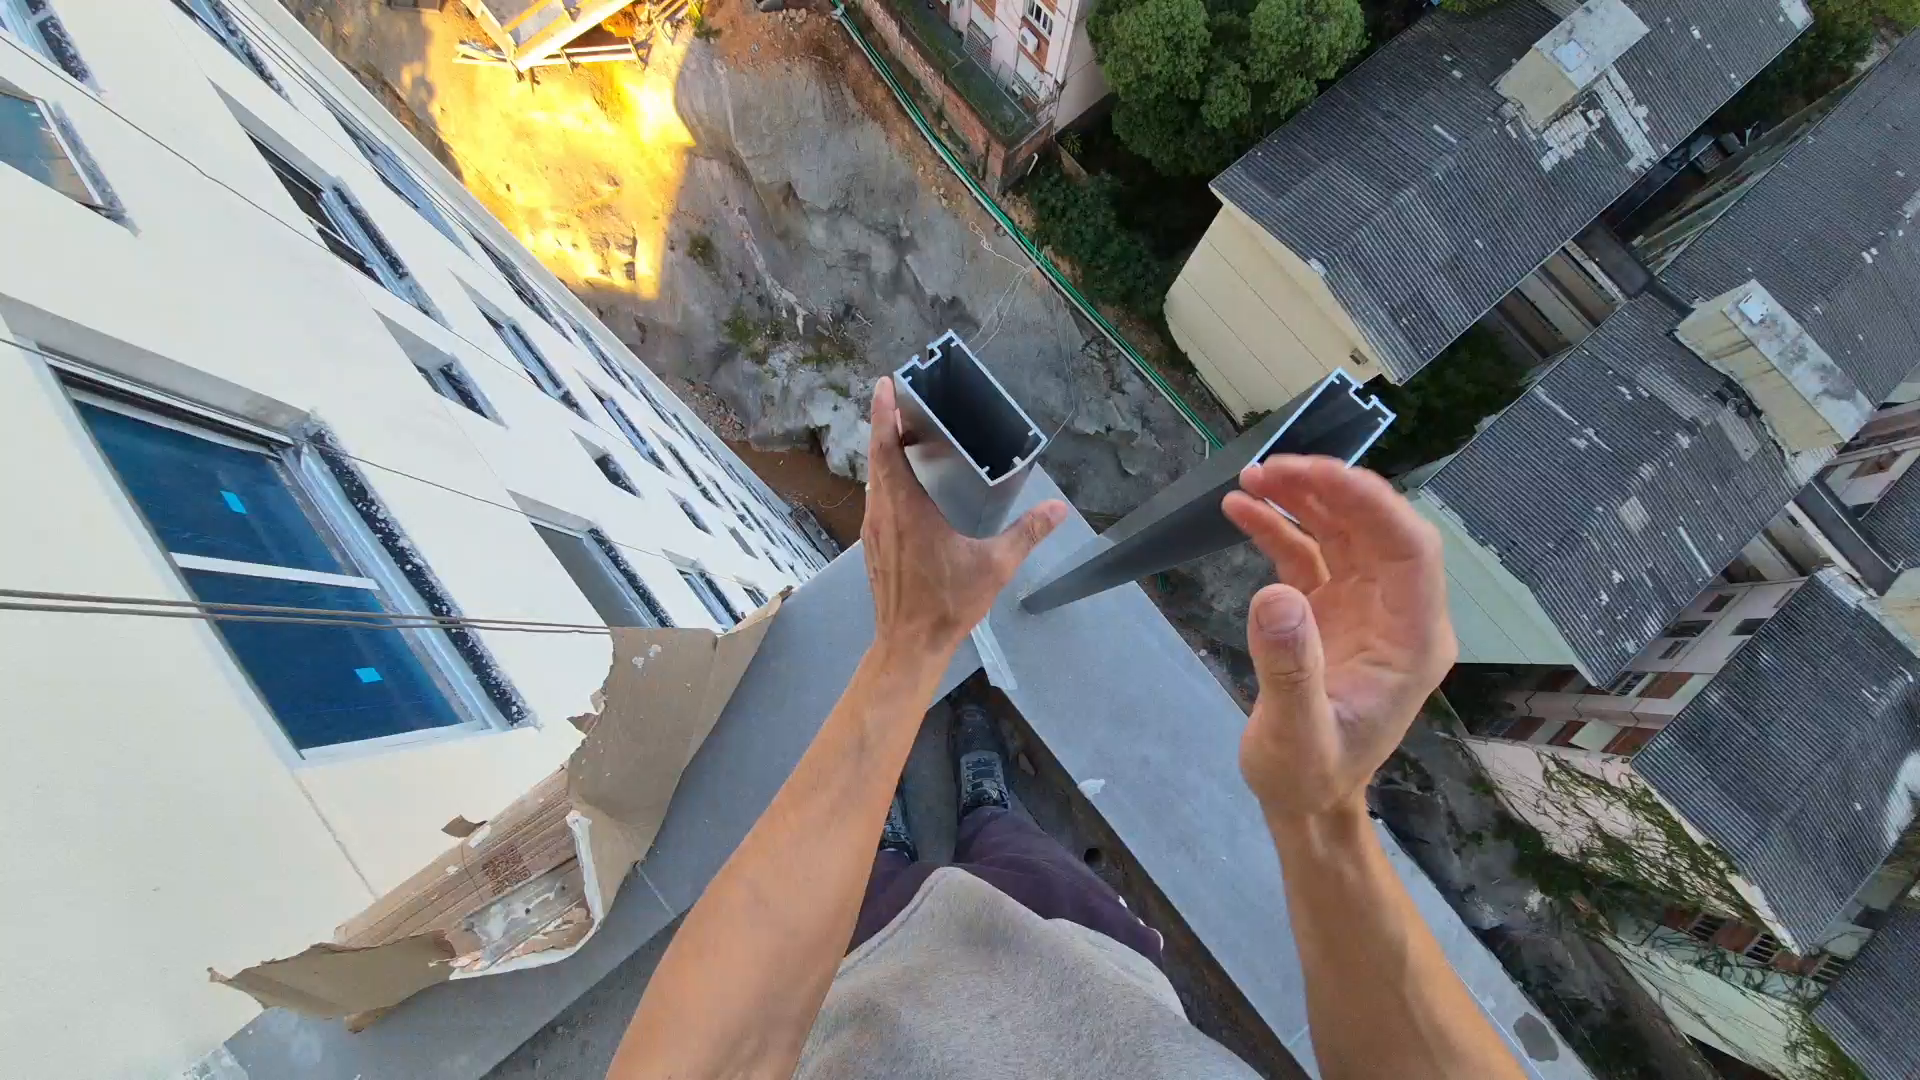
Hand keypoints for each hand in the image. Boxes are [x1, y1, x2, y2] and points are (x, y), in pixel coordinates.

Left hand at [863, 377, 1066, 660]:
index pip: (886, 449)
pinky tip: (906, 483)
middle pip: (877, 458)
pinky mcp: (874, 546)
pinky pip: (876, 500)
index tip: (885, 384)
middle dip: (887, 425)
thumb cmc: (947, 604)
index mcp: (906, 510)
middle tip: (905, 401)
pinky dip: (886, 479)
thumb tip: (1059, 509)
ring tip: (907, 434)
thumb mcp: (994, 567)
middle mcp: (882, 514)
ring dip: (885, 453)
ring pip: (874, 480)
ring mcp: (873, 531)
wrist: (909, 644)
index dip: (884, 413)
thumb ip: (1027, 534)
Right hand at [1222, 456, 1455, 822]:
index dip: (1368, 503)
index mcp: (1412, 640)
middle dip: (1325, 491)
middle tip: (1266, 469)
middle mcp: (1394, 613)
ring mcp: (1360, 608)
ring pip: (1339, 533)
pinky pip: (1306, 555)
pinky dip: (1276, 529)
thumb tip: (1273, 595)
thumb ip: (1289, 668)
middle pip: (1372, 529)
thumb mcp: (1297, 733)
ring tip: (1249, 480)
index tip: (1314, 474)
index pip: (1408, 550)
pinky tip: (1240, 512)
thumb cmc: (1309, 773)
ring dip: (1299, 501)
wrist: (1302, 796)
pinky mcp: (1326, 610)